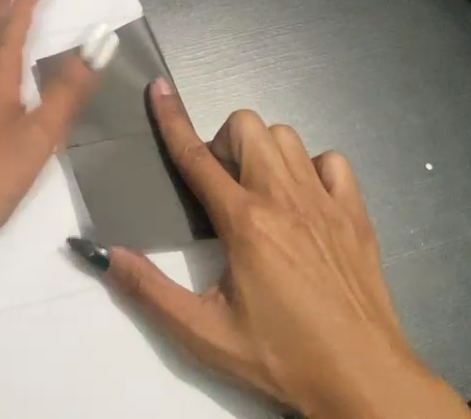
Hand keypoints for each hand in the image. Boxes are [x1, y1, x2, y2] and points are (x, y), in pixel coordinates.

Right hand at [77, 81, 470, 418]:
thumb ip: (149, 290)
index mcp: (244, 222)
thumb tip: (103, 252)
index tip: (158, 87)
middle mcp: (283, 198)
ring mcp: (325, 202)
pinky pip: (332, 161)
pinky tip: (304, 200)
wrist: (366, 383)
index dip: (172, 118)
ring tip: (258, 191)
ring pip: (286, 136)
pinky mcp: (356, 214)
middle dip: (224, 143)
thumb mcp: (204, 334)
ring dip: (263, 151)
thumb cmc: (281, 357)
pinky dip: (312, 168)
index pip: (196, 156)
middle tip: (220, 186)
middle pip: (247, 126)